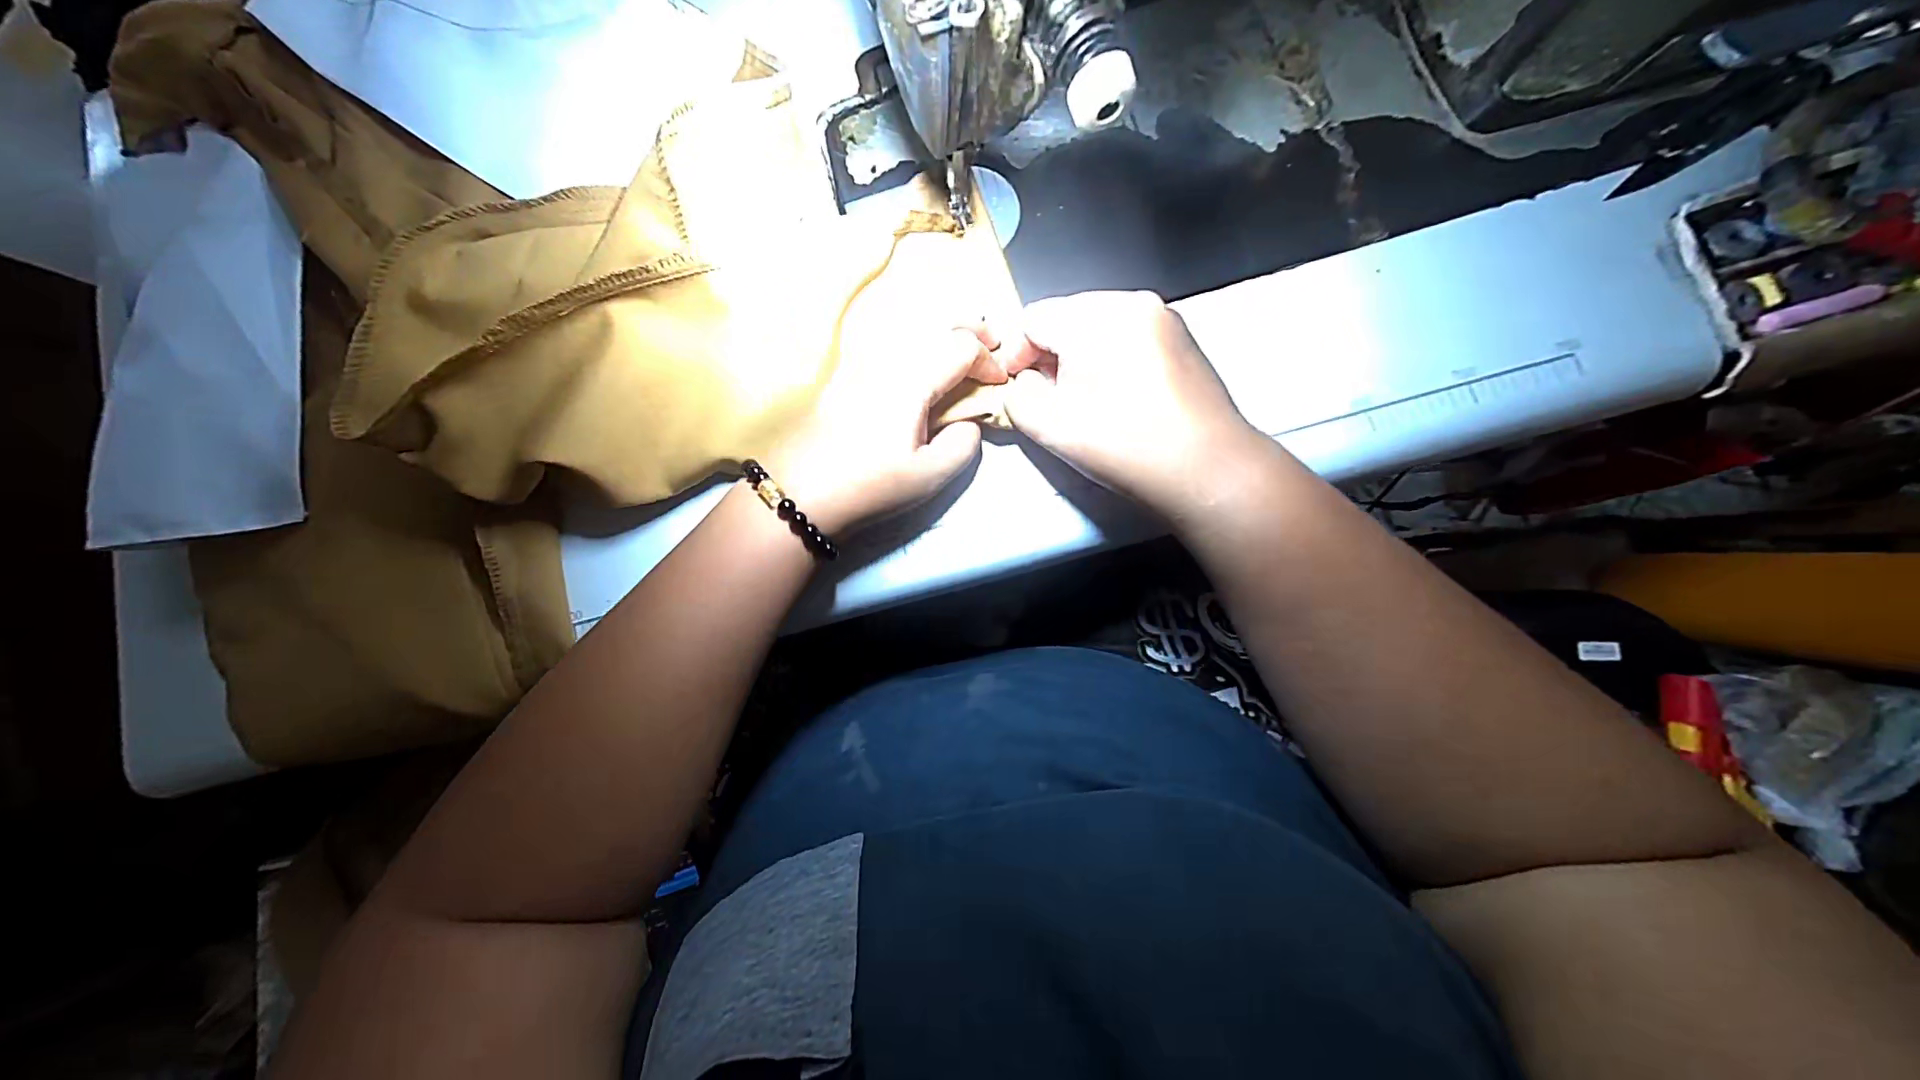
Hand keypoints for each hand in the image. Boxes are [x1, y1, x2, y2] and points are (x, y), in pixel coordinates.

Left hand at [763, 324, 1005, 535]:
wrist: (802, 491)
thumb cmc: (869, 485)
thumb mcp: (929, 476)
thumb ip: (964, 444)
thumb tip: (968, 422)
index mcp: (912, 380)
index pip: (962, 347)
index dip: (989, 361)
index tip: (1000, 382)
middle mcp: (887, 360)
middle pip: (936, 325)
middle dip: (970, 331)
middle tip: (991, 342)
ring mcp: (862, 364)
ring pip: (912, 331)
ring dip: (942, 334)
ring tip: (960, 350)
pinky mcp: (847, 376)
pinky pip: (891, 345)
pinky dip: (917, 345)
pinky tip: (922, 365)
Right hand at [1003, 291, 1271, 522]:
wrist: (1208, 469)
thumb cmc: (1129, 447)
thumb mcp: (1051, 427)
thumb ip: (1018, 396)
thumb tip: (1024, 382)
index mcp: (1097, 316)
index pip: (1033, 319)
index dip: (1016, 355)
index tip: (1018, 387)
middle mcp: (1133, 303)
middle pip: (1067, 318)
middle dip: (1050, 355)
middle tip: (1050, 398)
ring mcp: (1163, 318)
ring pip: (1098, 327)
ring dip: (1081, 358)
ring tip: (1085, 402)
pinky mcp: (1181, 338)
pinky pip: (1129, 337)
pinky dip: (1112, 360)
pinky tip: (1118, 398)